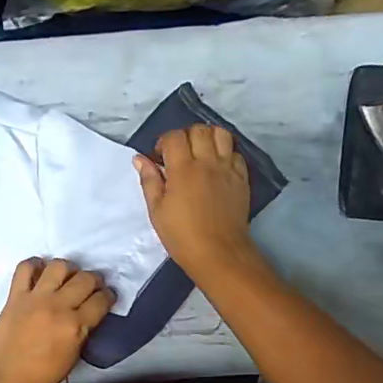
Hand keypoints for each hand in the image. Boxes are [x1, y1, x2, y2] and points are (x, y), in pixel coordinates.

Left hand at [0, 258, 113, 382]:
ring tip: (66, 278)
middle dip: (94, 281)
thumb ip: (82, 333)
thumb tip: (86, 317)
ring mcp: (35, 298)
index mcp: (75, 326)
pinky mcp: (15, 296)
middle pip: (85, 279)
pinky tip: (39, 272)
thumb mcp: (72, 357)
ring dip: (68, 269)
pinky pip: (25, 268)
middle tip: (90, 287)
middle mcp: (58, 307)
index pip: (101, 300)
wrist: (4, 380)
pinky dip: (34, 265)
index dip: (108, 297)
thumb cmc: (40, 378)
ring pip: (59, 266)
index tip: (106, 297)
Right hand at [133, 124, 259, 278]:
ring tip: (200, 153)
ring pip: (221, 134)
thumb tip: (140, 159)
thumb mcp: (157, 210)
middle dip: (186, 136)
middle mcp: (208, 162)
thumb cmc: (181, 235)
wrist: (218, 252)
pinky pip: (236, 153)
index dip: (164, 142)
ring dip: (208, 137)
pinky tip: (217, 167)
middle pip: (199, 130)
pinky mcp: (242, 178)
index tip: (160, 158)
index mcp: (183, 169)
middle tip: (179, 154)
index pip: (174, 137)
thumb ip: (149, 181)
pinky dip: (225, 153)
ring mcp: (228, 168)